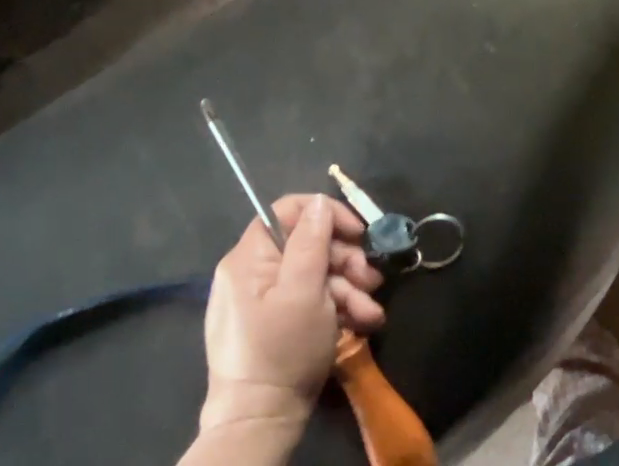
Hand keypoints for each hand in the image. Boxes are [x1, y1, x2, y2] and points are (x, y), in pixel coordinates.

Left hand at [198, 194, 386, 433]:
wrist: (261, 417)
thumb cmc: (282, 347)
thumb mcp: (303, 290)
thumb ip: (311, 241)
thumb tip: (319, 202)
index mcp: (249, 259)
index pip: (288, 210)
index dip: (326, 213)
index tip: (358, 233)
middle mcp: (254, 272)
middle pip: (310, 242)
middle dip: (347, 259)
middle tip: (370, 278)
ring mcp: (266, 298)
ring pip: (319, 272)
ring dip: (351, 287)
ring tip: (369, 311)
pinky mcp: (280, 320)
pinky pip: (314, 297)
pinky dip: (340, 306)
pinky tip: (362, 321)